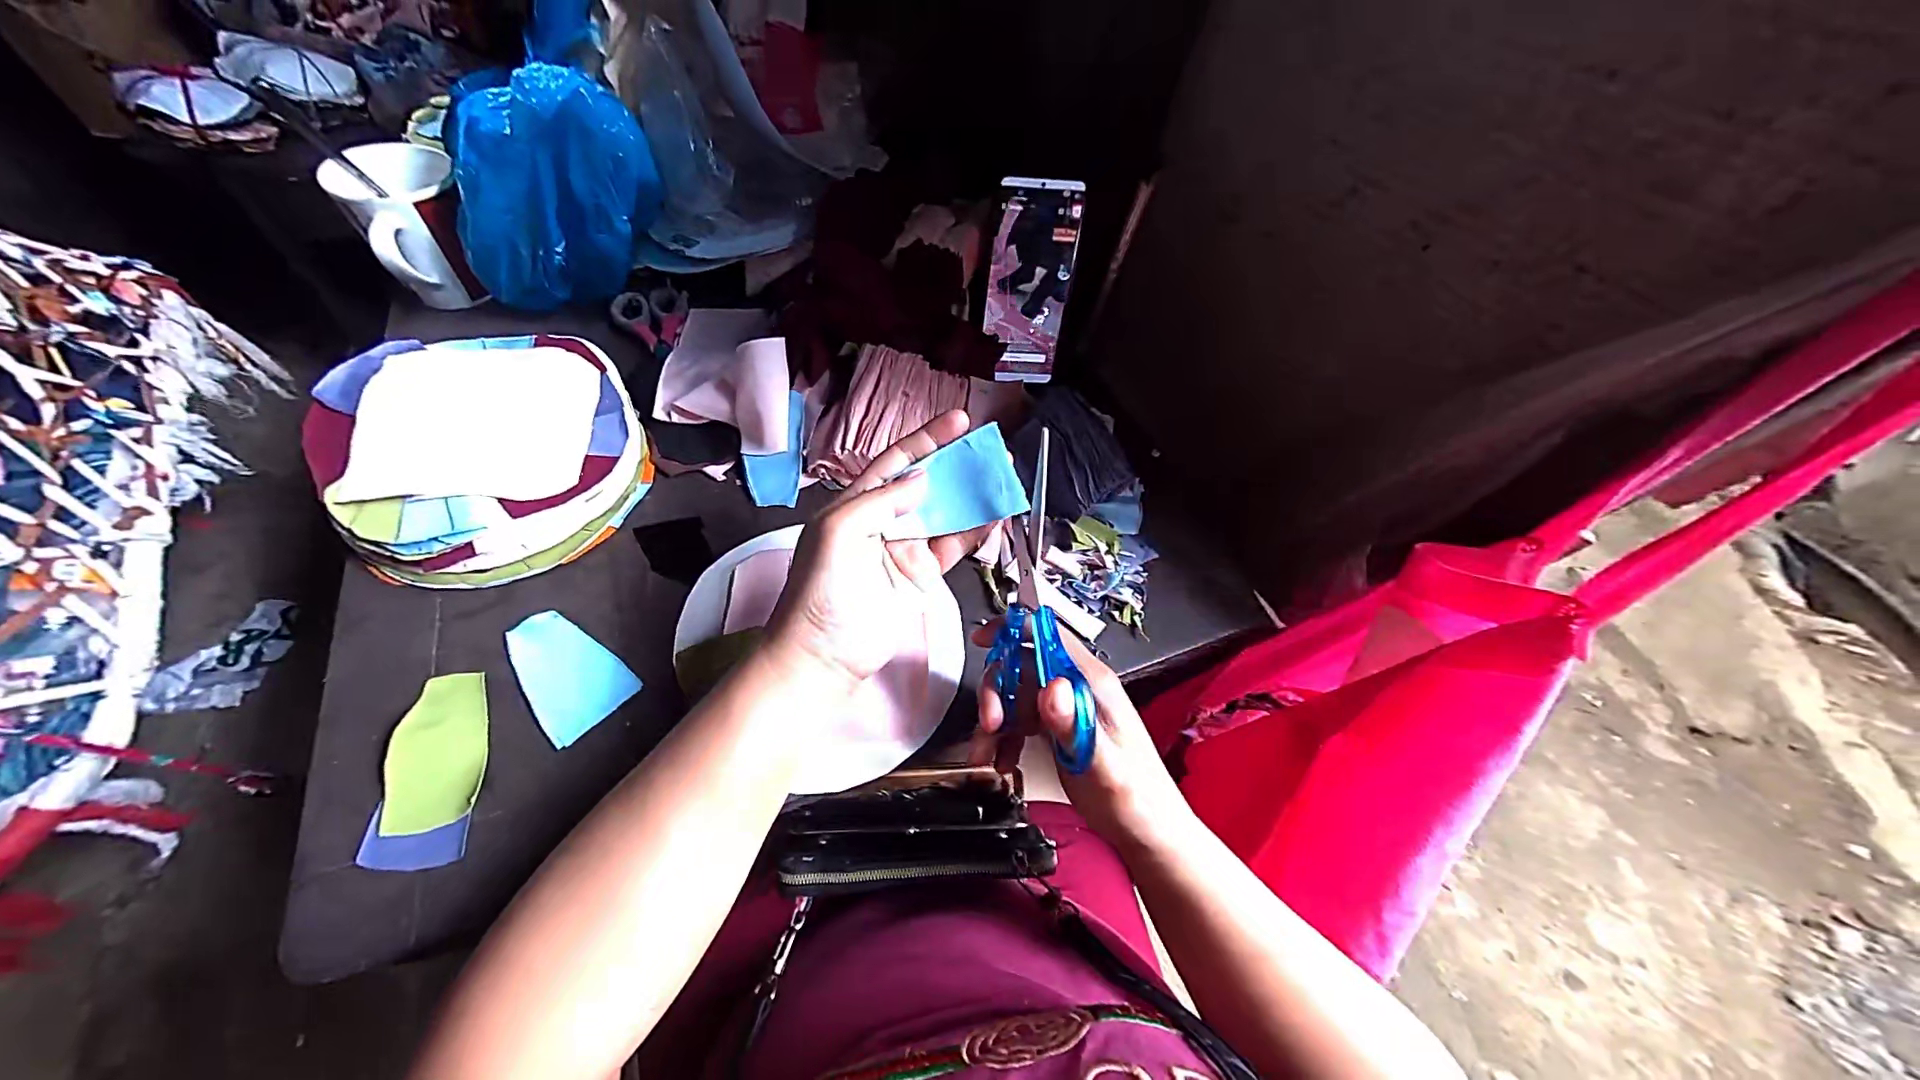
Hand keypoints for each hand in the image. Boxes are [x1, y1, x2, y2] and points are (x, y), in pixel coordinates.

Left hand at [765, 411, 995, 687]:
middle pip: (927, 484)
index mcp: (856, 503)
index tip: (958, 422)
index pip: (896, 462)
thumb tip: (921, 479)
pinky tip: (993, 517)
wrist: (824, 653)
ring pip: (945, 514)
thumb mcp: (837, 532)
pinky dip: (975, 532)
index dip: (927, 439)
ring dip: (972, 496)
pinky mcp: (922, 575)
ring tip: (999, 478)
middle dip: (956, 465)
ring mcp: (904, 548)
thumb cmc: (818, 593)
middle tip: (987, 449)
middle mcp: (882, 521)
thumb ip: (880, 500)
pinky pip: (953, 546)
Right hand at [966, 619, 1190, 851]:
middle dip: (997, 690)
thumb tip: (1051, 686)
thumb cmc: (1135, 798)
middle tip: (990, 724)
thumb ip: (1074, 725)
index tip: (984, 639)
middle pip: (1022, 665)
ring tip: (987, 754)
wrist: (1148, 831)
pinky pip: (1019, 720)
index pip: (1048, 635)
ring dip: (995, 720)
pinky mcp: (1058, 729)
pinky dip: (1003, 738)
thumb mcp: (1102, 764)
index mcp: (1092, 682)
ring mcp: (1067, 708)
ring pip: (1016, 694)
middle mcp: (1077, 688)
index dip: (1014, 629)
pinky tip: (1001, 760)